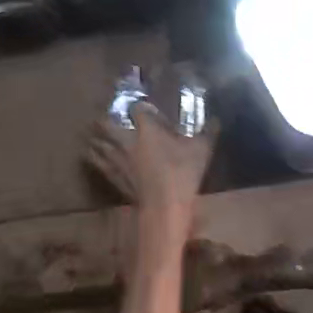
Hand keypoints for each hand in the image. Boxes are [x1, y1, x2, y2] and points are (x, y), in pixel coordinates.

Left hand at [87, 102, 215, 232]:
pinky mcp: (110, 175)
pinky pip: (95, 162)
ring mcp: (115, 158)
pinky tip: (97, 156)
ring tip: (101, 136)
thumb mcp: (202, 150)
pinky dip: (94, 156)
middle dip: (106, 119)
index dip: (139, 107)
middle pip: (104, 123)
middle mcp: (126, 139)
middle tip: (113, 119)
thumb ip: (209, 132)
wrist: (164, 205)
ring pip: (95, 142)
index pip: (136, 108)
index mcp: (147, 129)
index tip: (144, 109)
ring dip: (97, 137)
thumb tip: (218, 119)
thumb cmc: (183, 173)